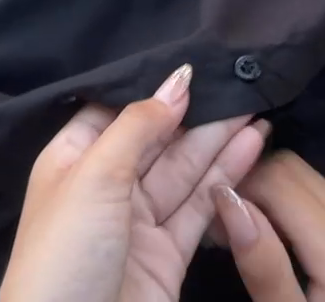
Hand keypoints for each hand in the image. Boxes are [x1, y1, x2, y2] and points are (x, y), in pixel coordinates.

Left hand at [0, 64, 268, 301]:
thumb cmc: (68, 250)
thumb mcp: (95, 174)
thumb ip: (139, 124)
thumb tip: (178, 78)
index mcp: (73, 158)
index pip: (118, 111)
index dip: (156, 91)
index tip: (197, 66)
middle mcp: (105, 185)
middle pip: (157, 140)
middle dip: (197, 114)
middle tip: (240, 83)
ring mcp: (137, 224)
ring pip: (184, 172)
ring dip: (219, 142)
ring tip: (256, 109)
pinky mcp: (166, 257)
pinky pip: (198, 209)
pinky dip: (226, 180)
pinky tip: (252, 149)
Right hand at [213, 151, 324, 301]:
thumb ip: (263, 266)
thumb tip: (226, 197)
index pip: (279, 179)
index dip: (237, 186)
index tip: (206, 217)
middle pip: (295, 170)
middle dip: (251, 184)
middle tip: (219, 224)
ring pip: (310, 181)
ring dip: (270, 194)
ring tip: (240, 232)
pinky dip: (292, 207)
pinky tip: (273, 240)